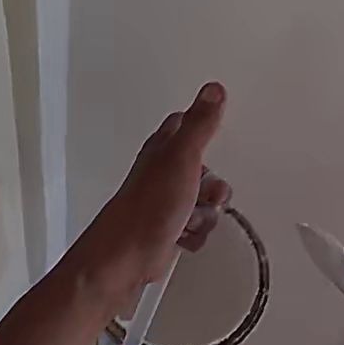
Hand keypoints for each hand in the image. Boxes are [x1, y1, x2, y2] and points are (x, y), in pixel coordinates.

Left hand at [66, 83, 230, 303]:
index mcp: (164, 149)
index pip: (186, 124)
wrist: (129, 254)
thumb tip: (212, 90)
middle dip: (213, 186)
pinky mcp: (168, 228)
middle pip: (204, 170)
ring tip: (190, 218)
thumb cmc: (148, 208)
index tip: (214, 125)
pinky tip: (184, 235)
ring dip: (205, 214)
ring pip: (204, 203)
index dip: (203, 125)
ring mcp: (165, 202)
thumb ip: (200, 124)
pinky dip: (195, 234)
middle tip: (205, 191)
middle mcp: (163, 173)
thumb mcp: (182, 158)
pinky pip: (197, 228)